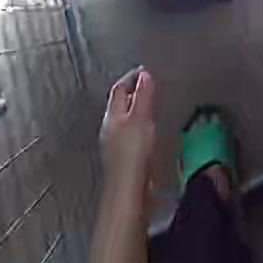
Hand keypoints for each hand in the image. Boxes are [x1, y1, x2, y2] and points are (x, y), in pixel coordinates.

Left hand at [100, 67, 156, 181]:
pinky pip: (131, 135)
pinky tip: (149, 132)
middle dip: (133, 93)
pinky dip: (140, 126)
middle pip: (120, 104)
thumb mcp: (141, 117)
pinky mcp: (124, 159)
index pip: (119, 89)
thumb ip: (143, 95)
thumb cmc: (133, 152)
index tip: (144, 70)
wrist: (128, 192)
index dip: (131, 77)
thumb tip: (144, 75)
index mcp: (113, 115)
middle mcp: (111, 128)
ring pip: (125, 120)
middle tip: (149, 85)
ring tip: (151, 105)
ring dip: (136, 110)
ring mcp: (116, 145)